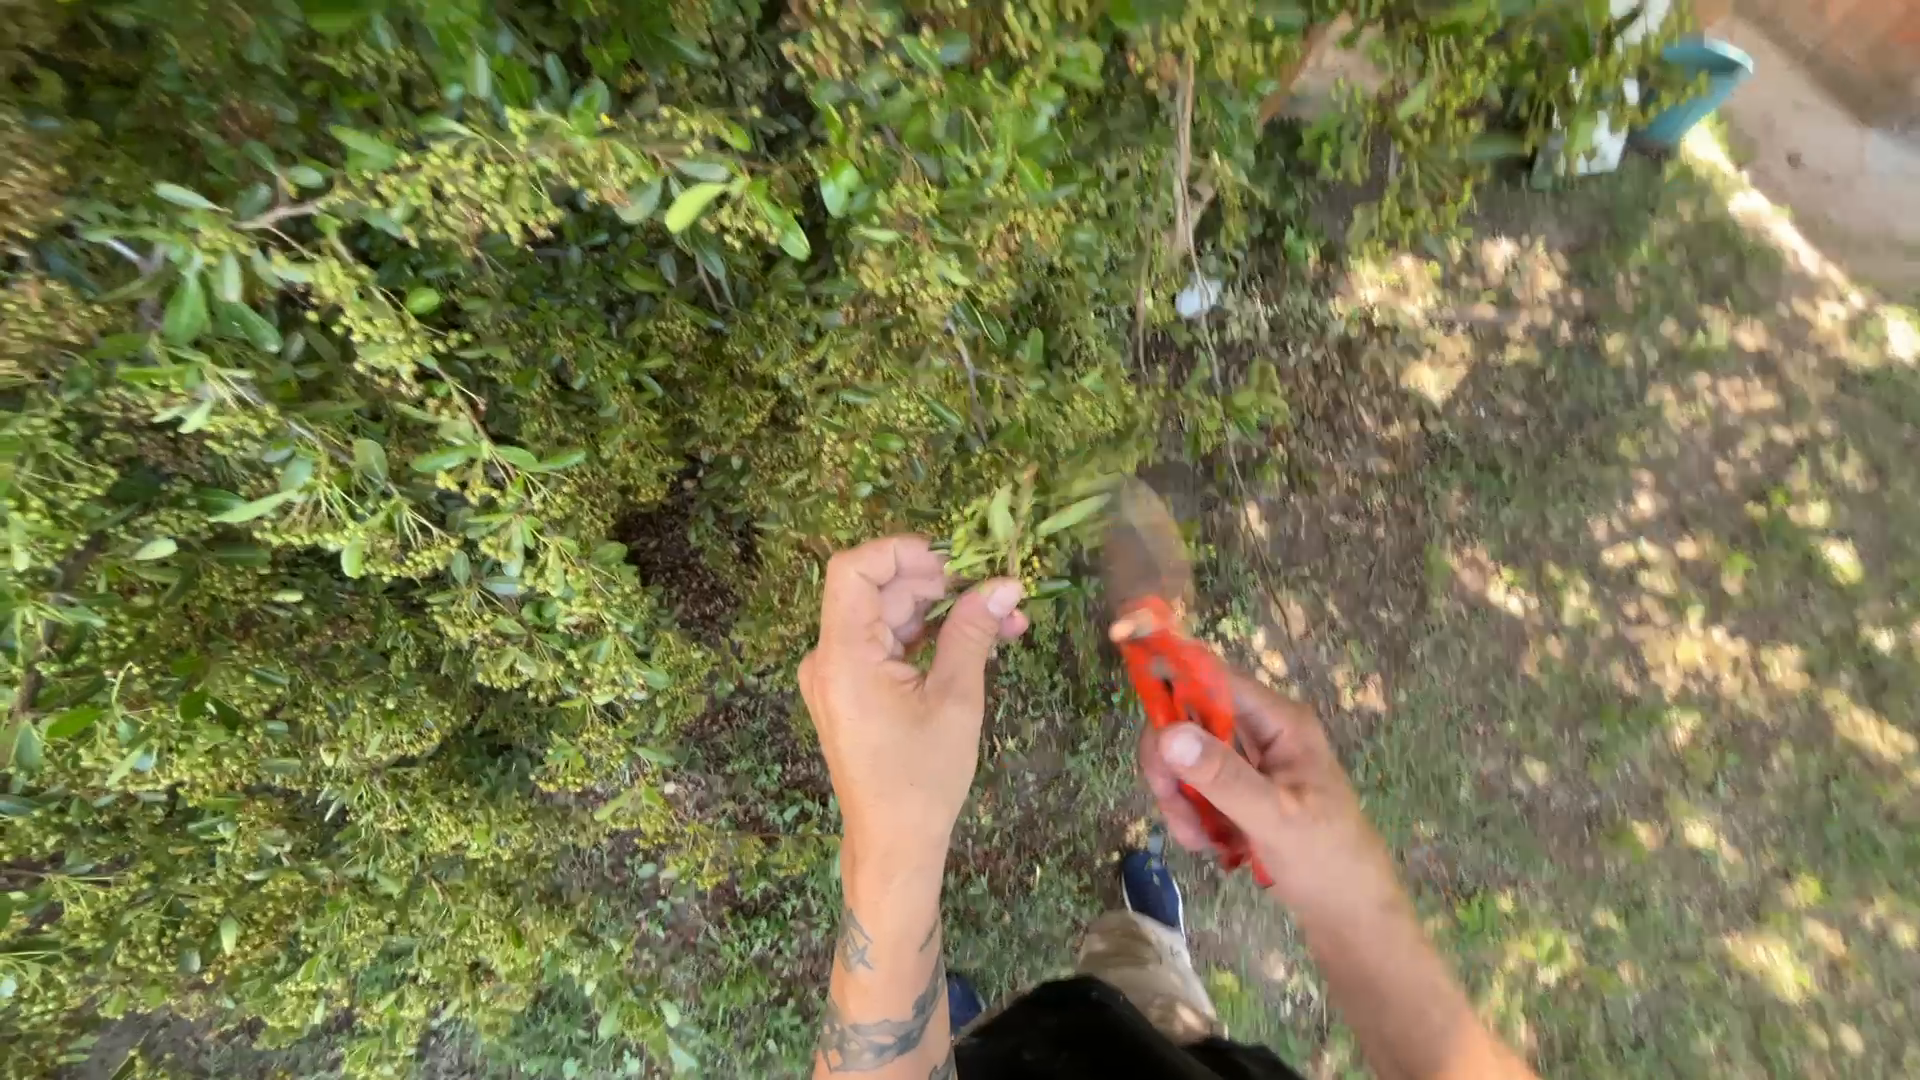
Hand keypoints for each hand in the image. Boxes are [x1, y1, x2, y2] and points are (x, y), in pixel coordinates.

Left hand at [799, 536, 1028, 867]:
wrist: (895, 844)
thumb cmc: (923, 778)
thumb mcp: (955, 698)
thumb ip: (973, 631)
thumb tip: (1006, 584)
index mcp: (843, 656)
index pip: (852, 571)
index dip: (899, 552)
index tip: (952, 560)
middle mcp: (829, 657)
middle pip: (880, 592)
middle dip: (940, 585)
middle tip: (996, 592)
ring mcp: (838, 672)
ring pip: (890, 616)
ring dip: (943, 612)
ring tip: (1004, 621)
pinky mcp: (853, 686)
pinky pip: (889, 643)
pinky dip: (928, 637)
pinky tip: (976, 639)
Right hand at [1140, 672, 1398, 917]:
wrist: (1352, 914)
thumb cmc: (1327, 862)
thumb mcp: (1274, 818)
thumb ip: (1222, 775)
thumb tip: (1168, 733)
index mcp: (1280, 720)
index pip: (1213, 677)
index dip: (1171, 677)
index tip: (1140, 697)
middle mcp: (1261, 728)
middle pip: (1188, 716)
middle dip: (1170, 759)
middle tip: (1167, 798)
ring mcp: (1248, 756)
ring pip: (1184, 752)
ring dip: (1178, 793)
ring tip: (1196, 836)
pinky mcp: (1237, 782)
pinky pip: (1193, 781)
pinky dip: (1188, 809)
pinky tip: (1205, 841)